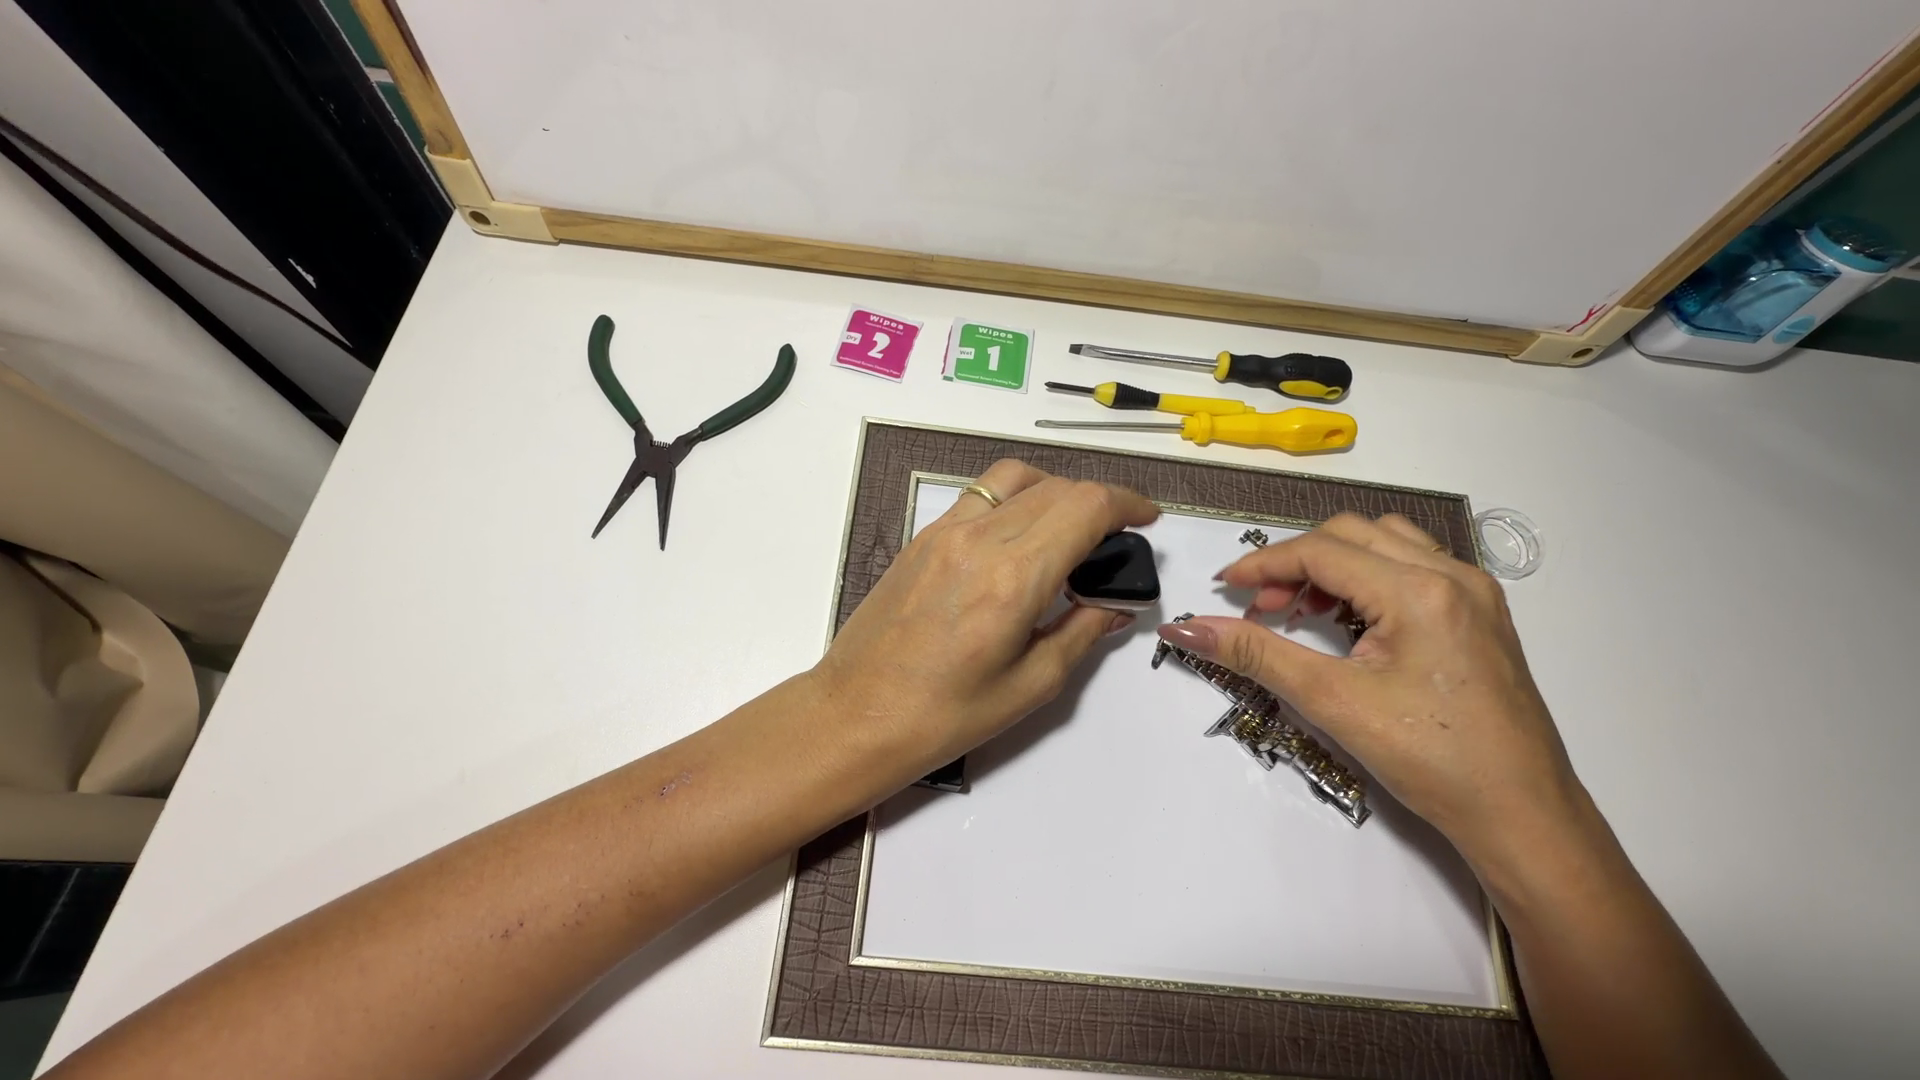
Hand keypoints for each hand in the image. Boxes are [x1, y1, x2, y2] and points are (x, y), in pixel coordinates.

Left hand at [814, 459, 1158, 782]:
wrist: (856, 715)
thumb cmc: (944, 715)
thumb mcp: (1032, 685)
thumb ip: (1082, 630)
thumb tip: (1116, 603)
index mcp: (1013, 578)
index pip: (1085, 506)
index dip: (1127, 503)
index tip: (1146, 519)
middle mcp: (979, 539)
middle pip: (1057, 487)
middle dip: (1098, 502)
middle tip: (1115, 538)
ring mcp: (944, 532)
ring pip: (1016, 479)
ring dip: (1055, 490)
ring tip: (1070, 529)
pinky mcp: (922, 538)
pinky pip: (980, 495)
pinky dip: (1015, 498)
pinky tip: (1021, 538)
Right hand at [1156, 513, 1581, 866]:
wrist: (1522, 814)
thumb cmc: (1431, 760)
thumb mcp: (1332, 702)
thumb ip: (1256, 654)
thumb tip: (1187, 629)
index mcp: (1420, 590)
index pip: (1321, 551)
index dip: (1263, 564)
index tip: (1223, 587)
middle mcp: (1453, 575)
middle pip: (1351, 534)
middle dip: (1295, 562)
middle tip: (1262, 608)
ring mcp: (1474, 593)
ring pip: (1385, 543)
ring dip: (1333, 564)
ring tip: (1303, 611)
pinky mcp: (1481, 615)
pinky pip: (1413, 567)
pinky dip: (1368, 578)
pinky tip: (1350, 623)